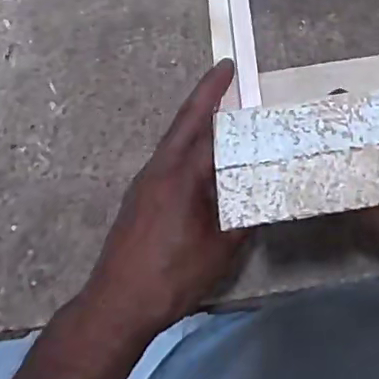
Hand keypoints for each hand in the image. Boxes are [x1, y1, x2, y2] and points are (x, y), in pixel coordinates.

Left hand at [80, 60, 247, 331]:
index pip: (208, 128)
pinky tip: (202, 156)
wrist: (113, 309)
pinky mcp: (140, 199)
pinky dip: (189, 142)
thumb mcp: (219, 248)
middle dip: (206, 93)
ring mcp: (146, 184)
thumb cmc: (170, 276)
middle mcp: (159, 170)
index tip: (231, 69)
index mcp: (180, 176)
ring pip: (176, 139)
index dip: (220, 96)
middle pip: (186, 121)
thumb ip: (243, 215)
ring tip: (221, 108)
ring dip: (197, 119)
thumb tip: (265, 194)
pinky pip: (170, 157)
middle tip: (225, 70)